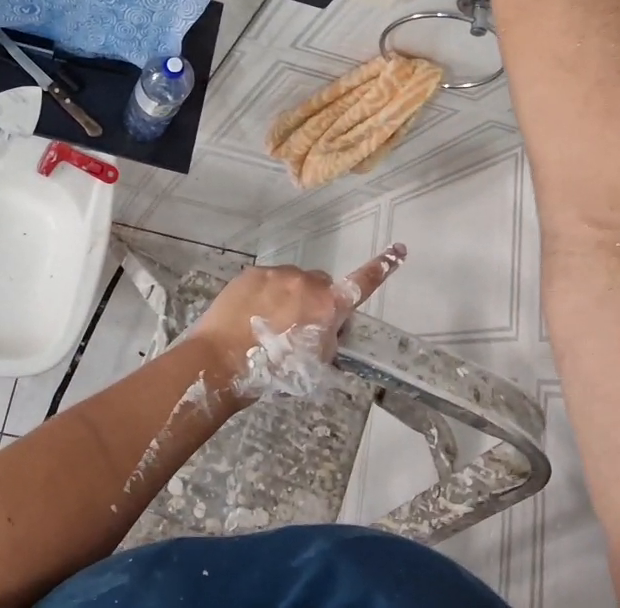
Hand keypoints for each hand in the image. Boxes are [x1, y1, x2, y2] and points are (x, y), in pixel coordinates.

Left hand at [186, 245, 406, 399]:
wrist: (220, 360)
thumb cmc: (273, 371)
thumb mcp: (315, 365)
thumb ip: (328, 339)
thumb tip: (328, 327)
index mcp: (327, 307)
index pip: (362, 283)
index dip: (383, 267)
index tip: (399, 249)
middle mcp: (306, 283)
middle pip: (320, 285)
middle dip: (315, 301)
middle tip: (297, 328)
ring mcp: (277, 274)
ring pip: (292, 281)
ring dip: (287, 296)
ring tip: (267, 325)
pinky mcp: (252, 272)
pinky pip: (267, 280)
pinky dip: (264, 294)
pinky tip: (250, 316)